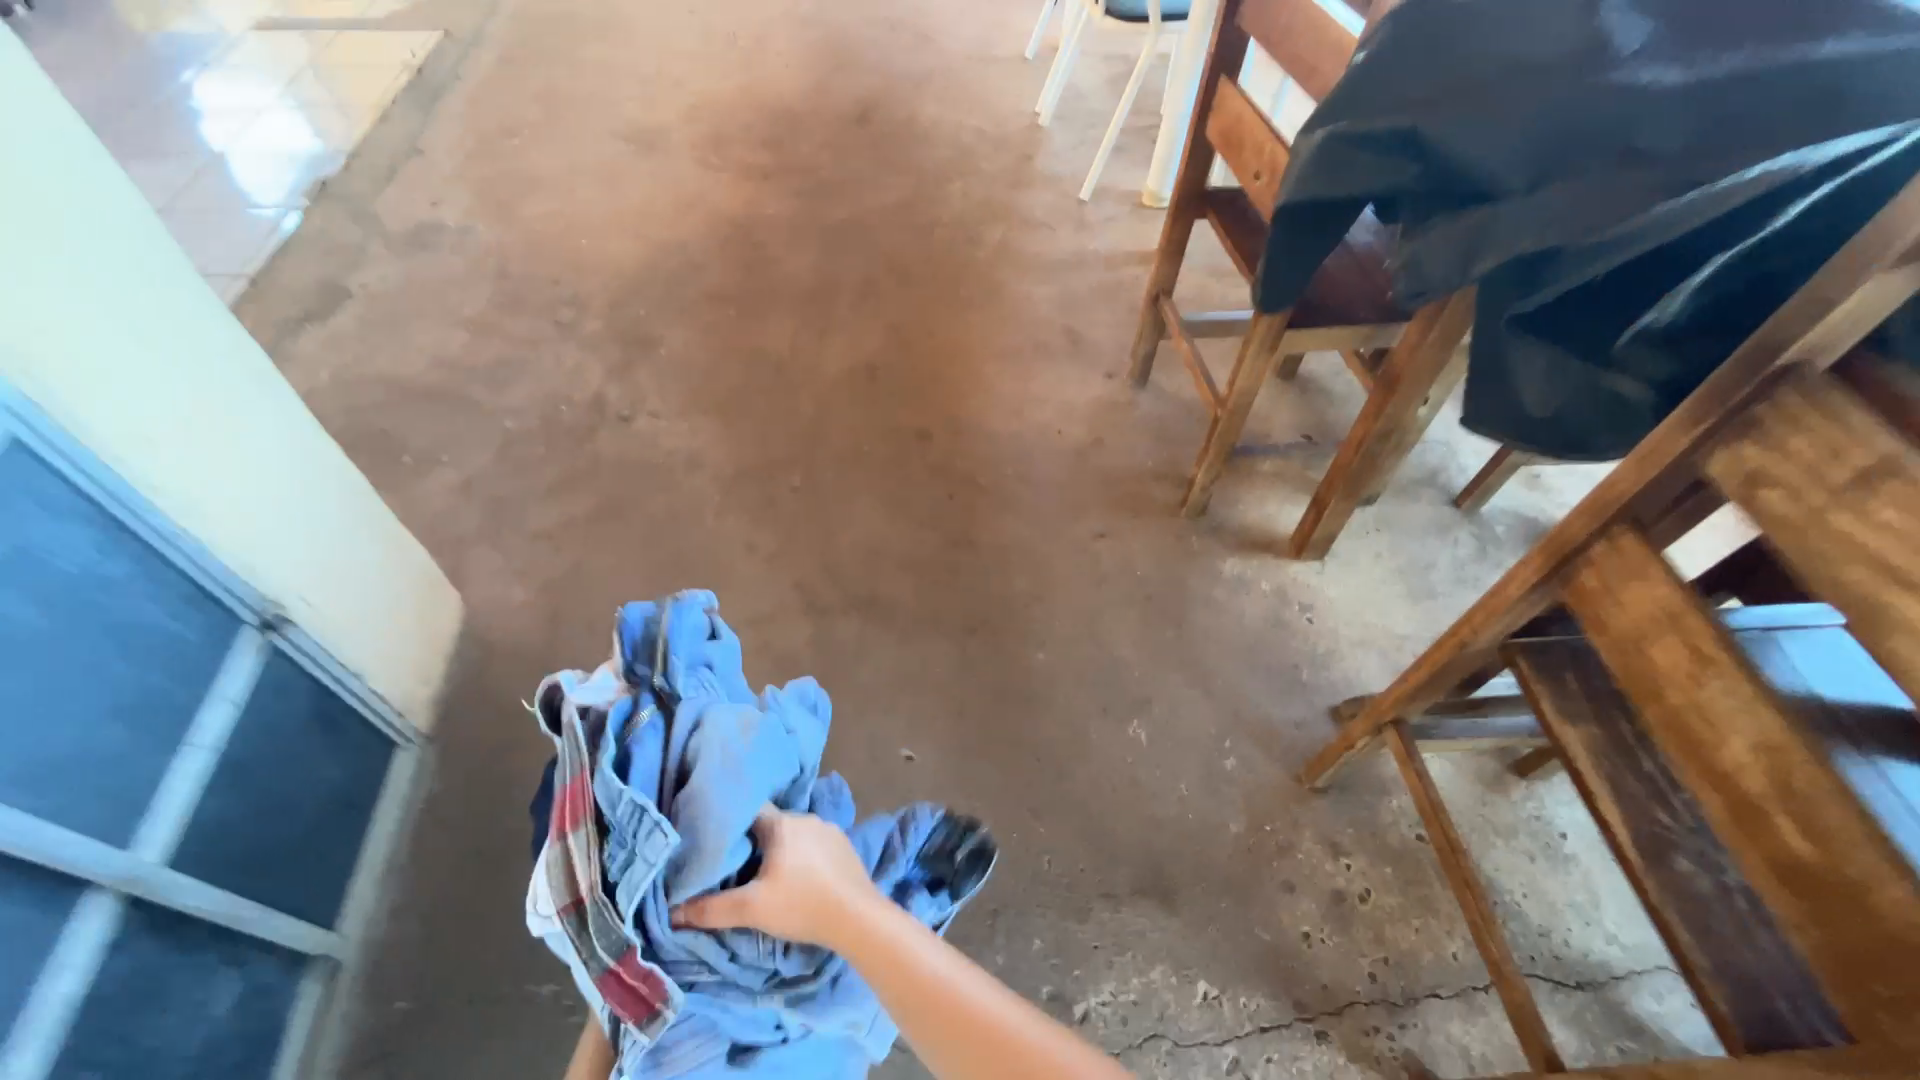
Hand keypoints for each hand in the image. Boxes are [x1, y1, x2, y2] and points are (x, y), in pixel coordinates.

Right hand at [671, 805, 882, 949]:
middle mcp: (806, 818)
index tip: (713, 842)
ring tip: (765, 876)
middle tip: (734, 866)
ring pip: (793, 836)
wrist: (858, 918)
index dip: (729, 825)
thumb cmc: (802, 905)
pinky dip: (802, 858)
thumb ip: (710, 910)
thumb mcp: (751, 910)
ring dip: (780, 851)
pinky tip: (798, 880)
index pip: (747, 812)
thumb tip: (673, 913)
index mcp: (782, 823)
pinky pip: (814, 846)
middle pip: (770, 825)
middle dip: (753, 843)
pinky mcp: (845, 847)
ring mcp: (829, 831)